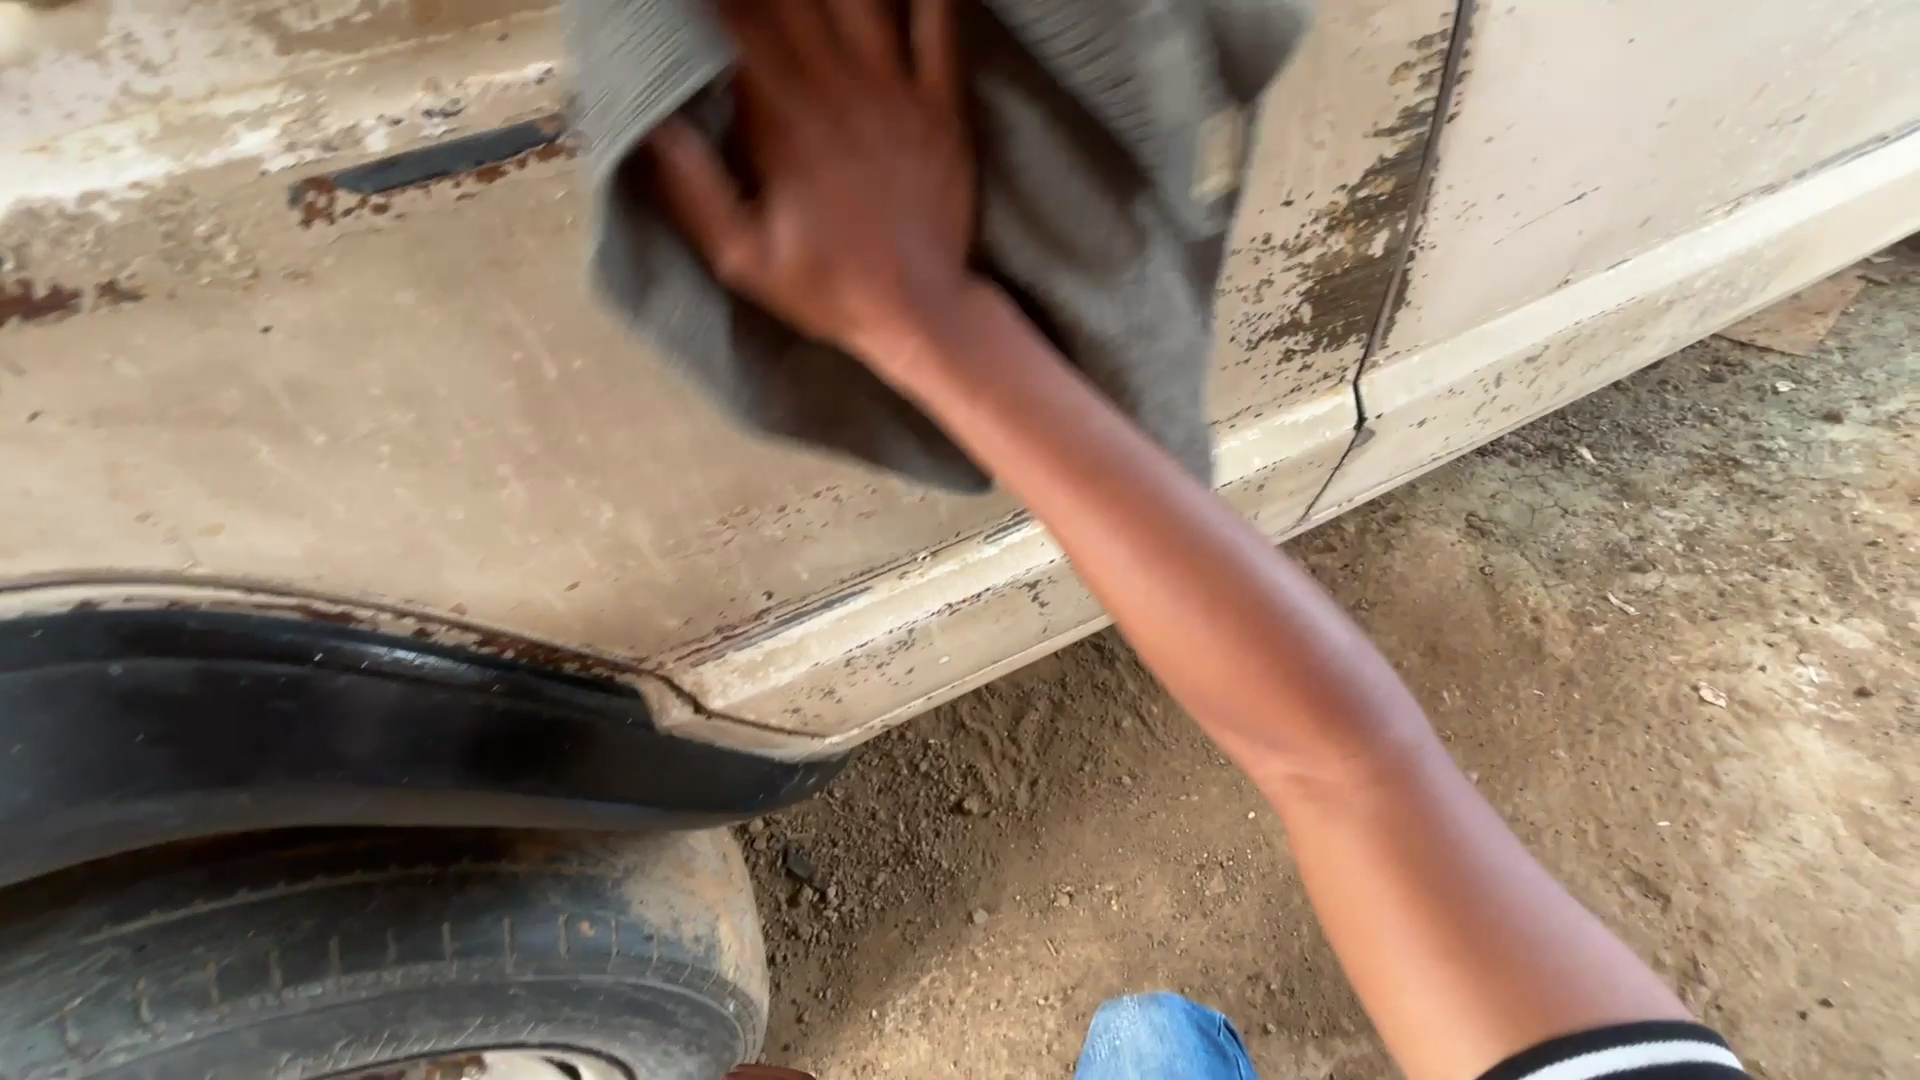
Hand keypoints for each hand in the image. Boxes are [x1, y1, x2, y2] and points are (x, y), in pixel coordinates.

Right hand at [648, 0, 976, 360]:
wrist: (920, 314)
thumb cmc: (830, 291)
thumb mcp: (745, 261)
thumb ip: (695, 190)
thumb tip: (650, 123)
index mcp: (782, 121)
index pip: (734, 19)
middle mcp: (837, 90)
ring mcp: (896, 94)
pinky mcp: (941, 110)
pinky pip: (937, 27)